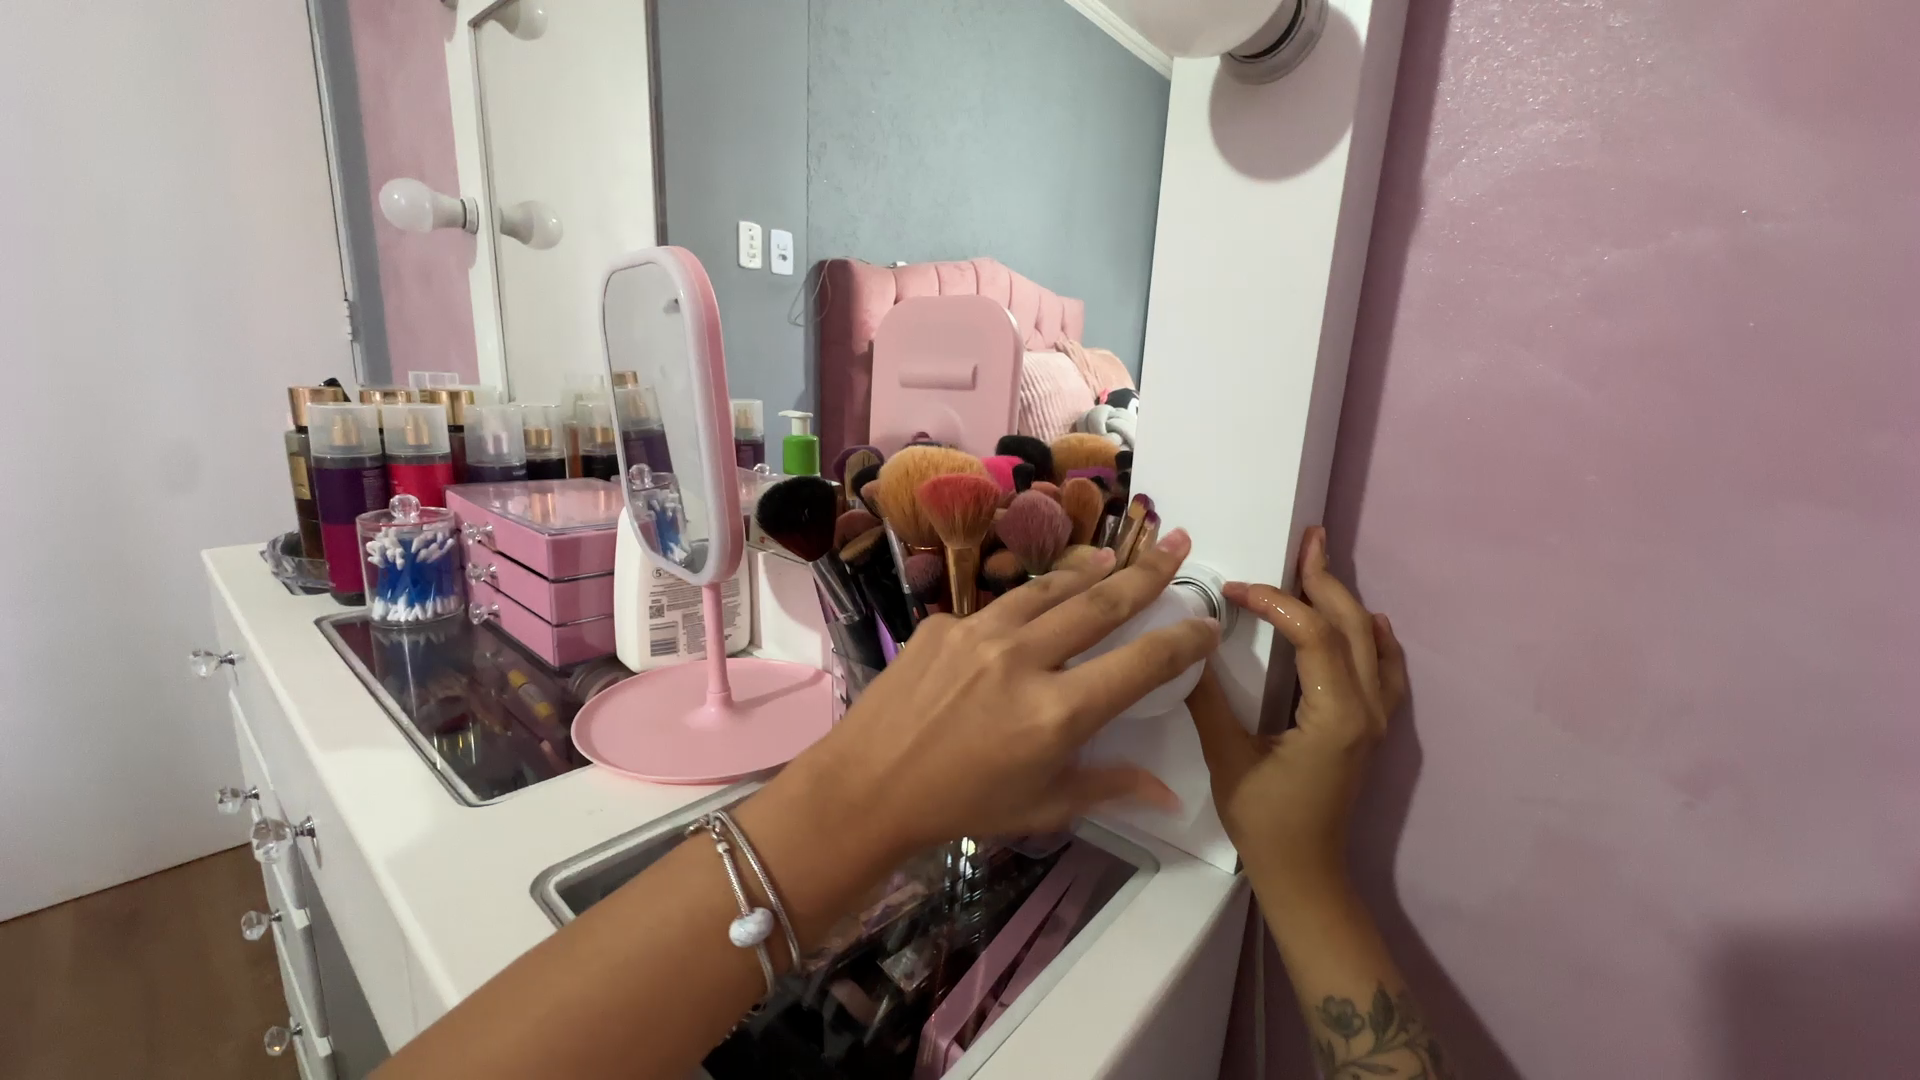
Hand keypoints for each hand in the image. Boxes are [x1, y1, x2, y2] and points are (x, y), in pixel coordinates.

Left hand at [786, 529, 1219, 859]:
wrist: (867, 785)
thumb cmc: (961, 805)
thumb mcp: (1042, 806)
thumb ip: (1109, 785)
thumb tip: (1170, 792)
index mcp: (1057, 713)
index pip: (1140, 664)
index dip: (1183, 639)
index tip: (1207, 620)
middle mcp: (1023, 660)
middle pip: (1101, 604)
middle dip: (1148, 571)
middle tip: (1178, 541)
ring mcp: (979, 633)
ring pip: (1049, 589)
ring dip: (1088, 569)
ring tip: (1115, 555)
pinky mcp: (942, 623)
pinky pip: (995, 608)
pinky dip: (1023, 606)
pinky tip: (1030, 608)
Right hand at [1187, 526, 1407, 898]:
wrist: (1306, 875)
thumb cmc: (1265, 820)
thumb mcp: (1228, 758)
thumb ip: (1208, 699)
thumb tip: (1188, 647)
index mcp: (1335, 714)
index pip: (1313, 635)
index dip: (1274, 602)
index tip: (1233, 590)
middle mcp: (1367, 709)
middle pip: (1353, 627)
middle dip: (1325, 580)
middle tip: (1307, 540)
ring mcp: (1377, 719)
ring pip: (1372, 643)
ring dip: (1346, 600)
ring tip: (1324, 563)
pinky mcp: (1371, 728)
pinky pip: (1384, 669)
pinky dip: (1374, 637)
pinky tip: (1368, 621)